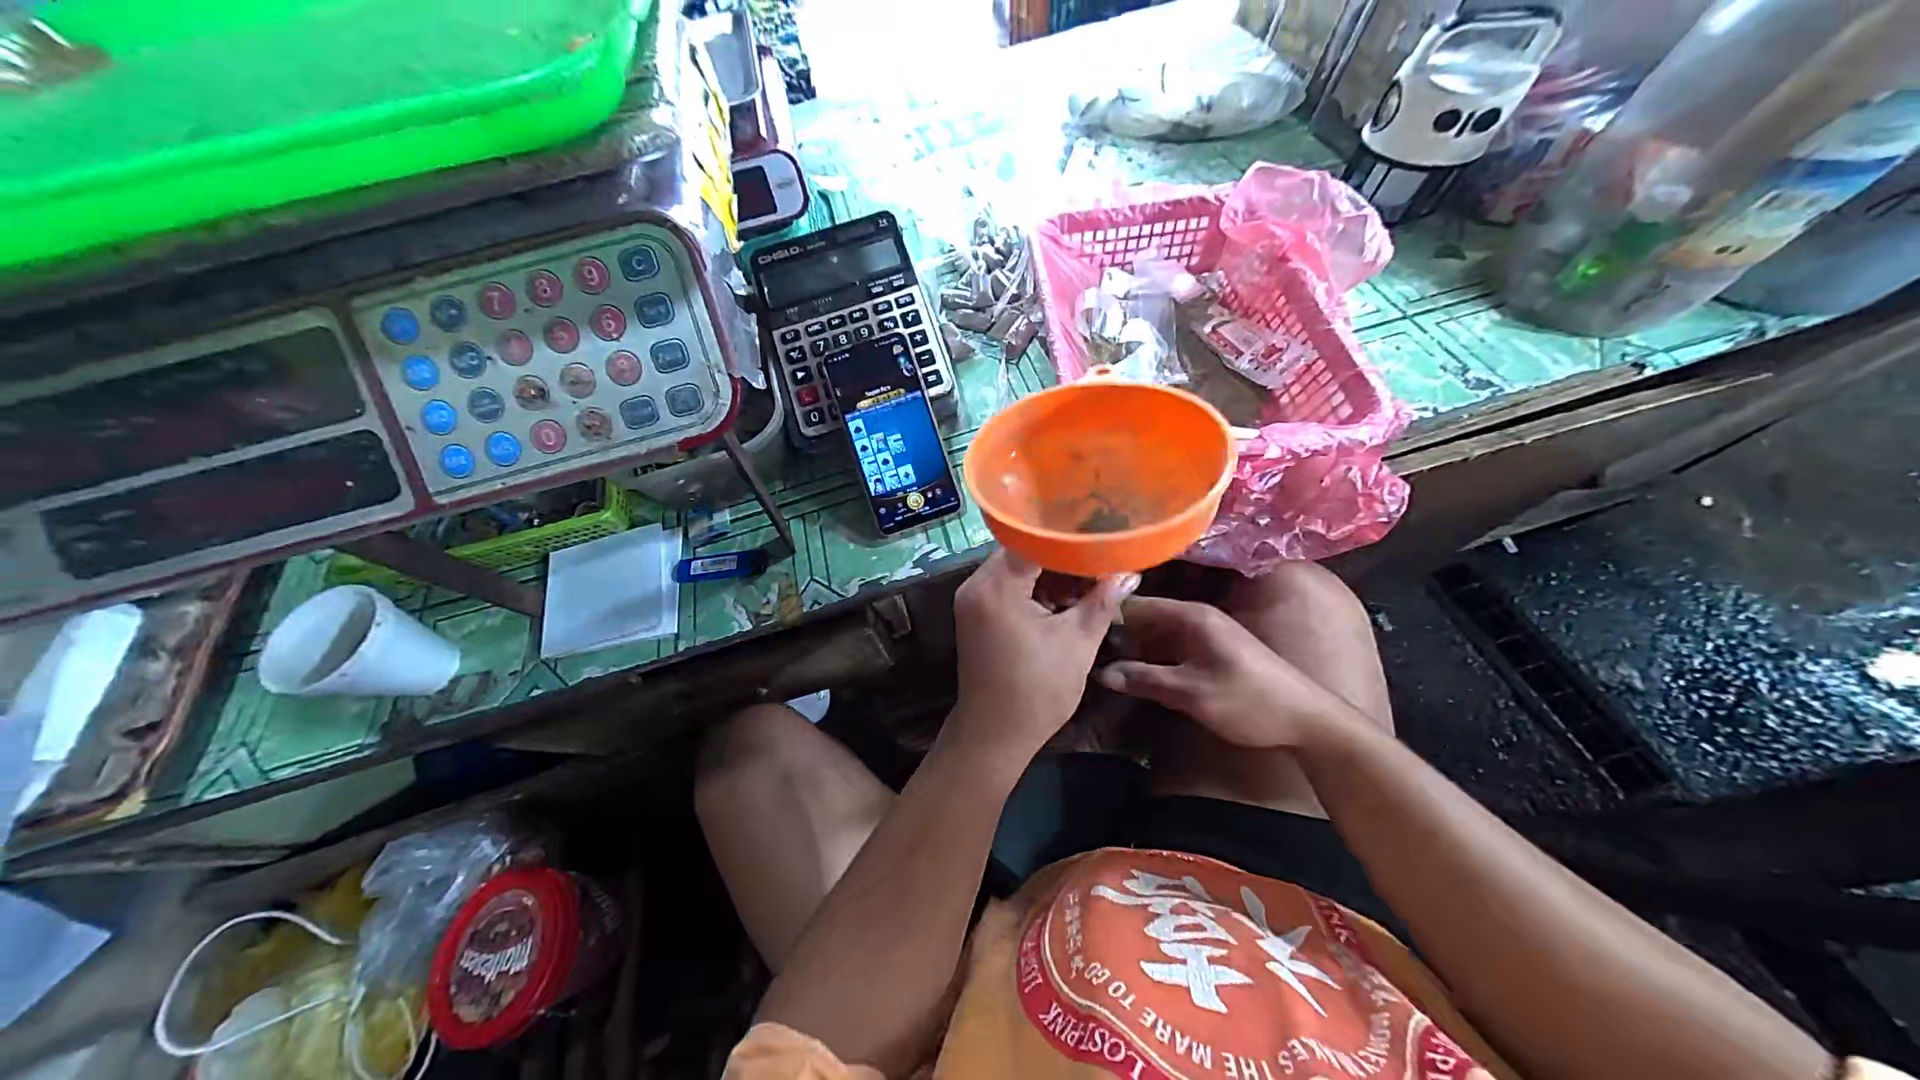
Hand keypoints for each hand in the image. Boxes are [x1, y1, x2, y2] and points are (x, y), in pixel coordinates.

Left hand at [950, 550, 1136, 763]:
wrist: (994, 735)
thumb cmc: (1036, 691)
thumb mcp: (1077, 643)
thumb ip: (1102, 601)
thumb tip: (1130, 573)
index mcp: (996, 586)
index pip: (1035, 539)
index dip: (1070, 536)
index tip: (1101, 532)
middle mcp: (976, 585)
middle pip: (1023, 550)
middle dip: (1062, 555)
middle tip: (1099, 558)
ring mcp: (972, 599)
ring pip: (1015, 568)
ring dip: (1049, 573)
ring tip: (1086, 582)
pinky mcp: (975, 613)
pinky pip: (1007, 586)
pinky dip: (1033, 588)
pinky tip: (1062, 600)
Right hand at [1097, 596, 1362, 750]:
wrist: (1307, 721)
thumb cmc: (1249, 700)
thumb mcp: (1191, 693)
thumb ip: (1145, 680)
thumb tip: (1101, 672)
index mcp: (1193, 616)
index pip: (1136, 603)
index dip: (1105, 611)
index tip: (1074, 621)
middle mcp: (1198, 618)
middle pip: (1144, 617)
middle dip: (1114, 630)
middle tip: (1079, 645)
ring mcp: (1206, 635)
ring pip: (1156, 634)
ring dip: (1131, 645)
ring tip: (1095, 657)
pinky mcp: (1211, 653)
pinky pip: (1170, 647)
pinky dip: (1150, 656)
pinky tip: (1131, 671)